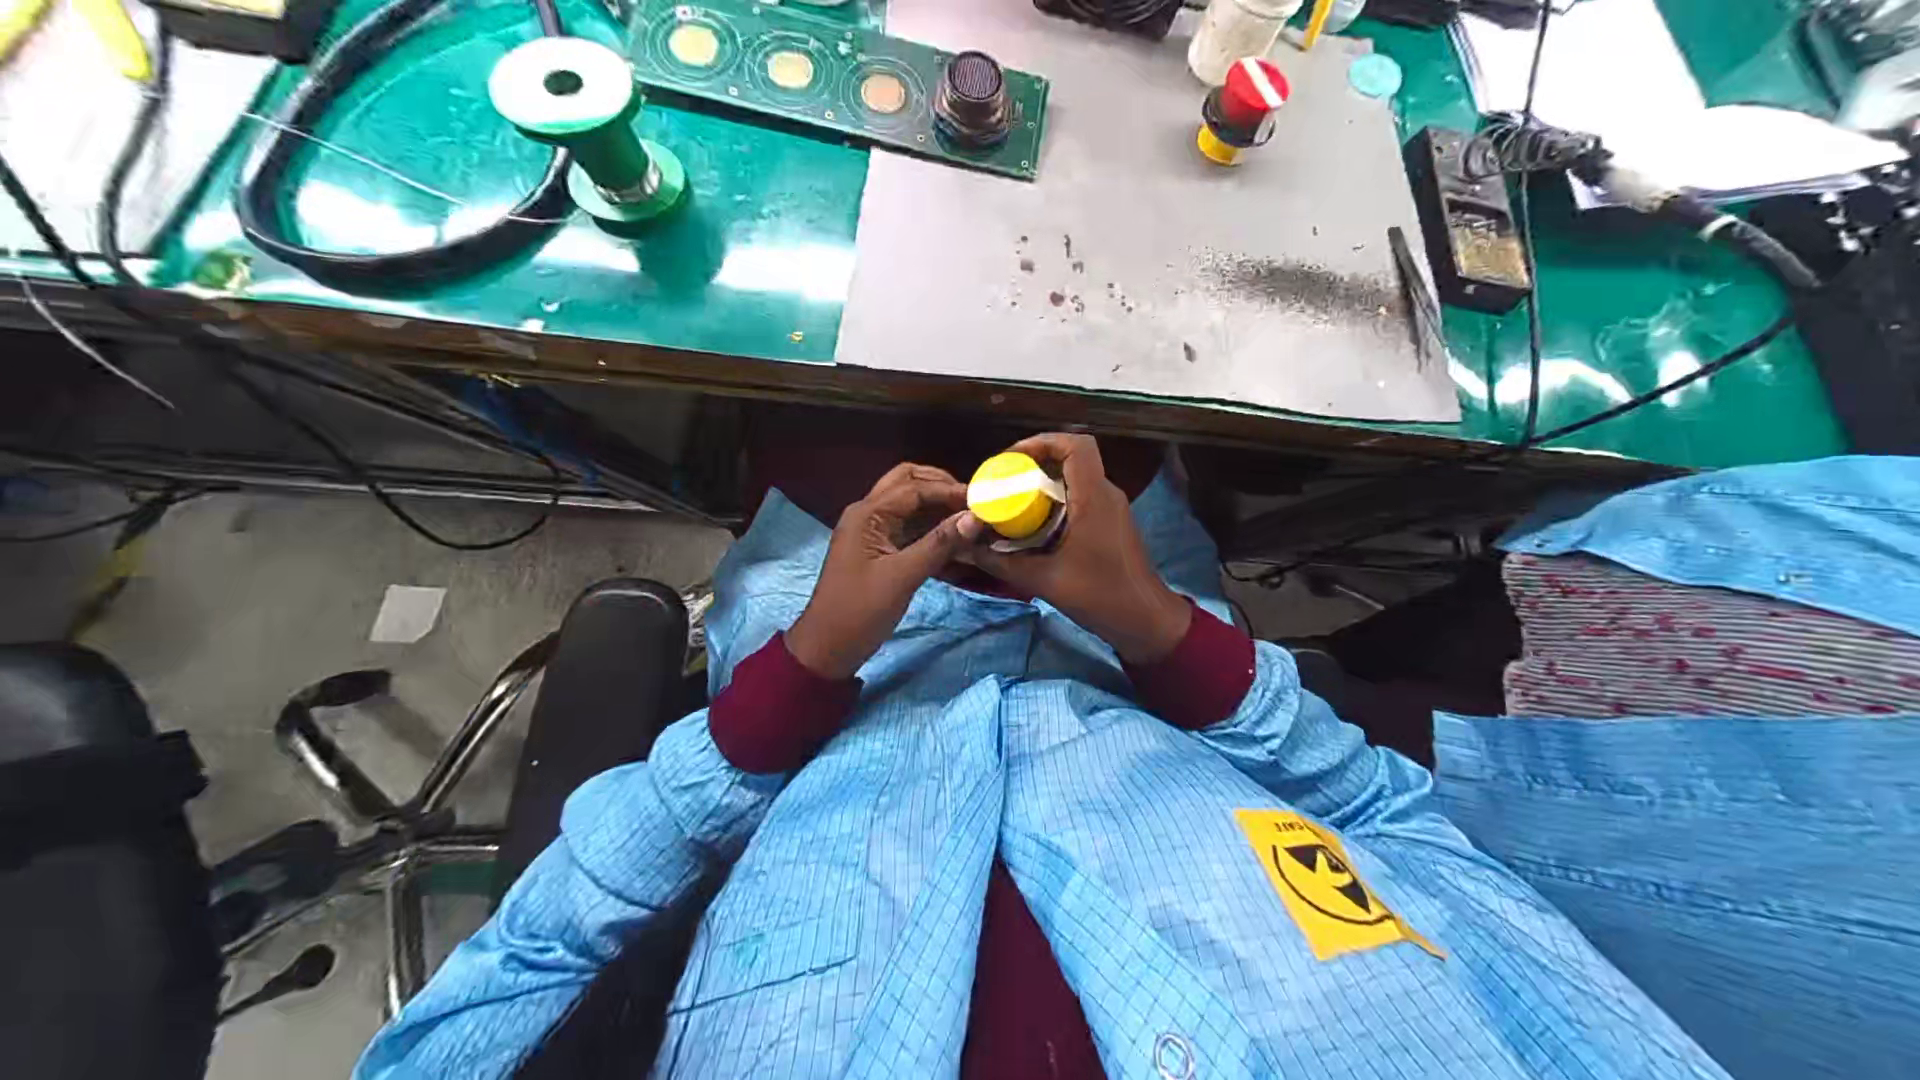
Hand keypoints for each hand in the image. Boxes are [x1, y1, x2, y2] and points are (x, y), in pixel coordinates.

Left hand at [785, 463, 980, 679]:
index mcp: (867, 514)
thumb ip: (939, 544)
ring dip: (937, 506)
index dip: (949, 490)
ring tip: (970, 517)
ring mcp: (873, 532)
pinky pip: (909, 527)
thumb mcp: (902, 576)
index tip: (982, 500)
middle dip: (940, 487)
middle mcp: (868, 514)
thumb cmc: (860, 611)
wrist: (828, 648)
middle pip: (907, 484)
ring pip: (909, 505)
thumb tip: (975, 517)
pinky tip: (955, 538)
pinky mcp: (880, 550)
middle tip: (972, 502)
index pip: (914, 488)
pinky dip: (931, 527)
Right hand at [969, 434, 1190, 664]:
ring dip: (1041, 486)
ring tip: (1009, 504)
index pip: (1076, 445)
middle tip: (1001, 484)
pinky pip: (1078, 499)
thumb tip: (964, 546)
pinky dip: (1053, 504)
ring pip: (1072, 480)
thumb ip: (1002, 562)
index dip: (1042, 442)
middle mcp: (1105, 494)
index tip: (1011, 460)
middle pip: (1069, 460)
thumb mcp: (1044, 580)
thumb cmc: (1101, 596)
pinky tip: (1031, 527)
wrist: (1146, 621)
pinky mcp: (1109, 524)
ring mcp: (1110, 508)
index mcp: (1094, 498)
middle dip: (1032, 466)